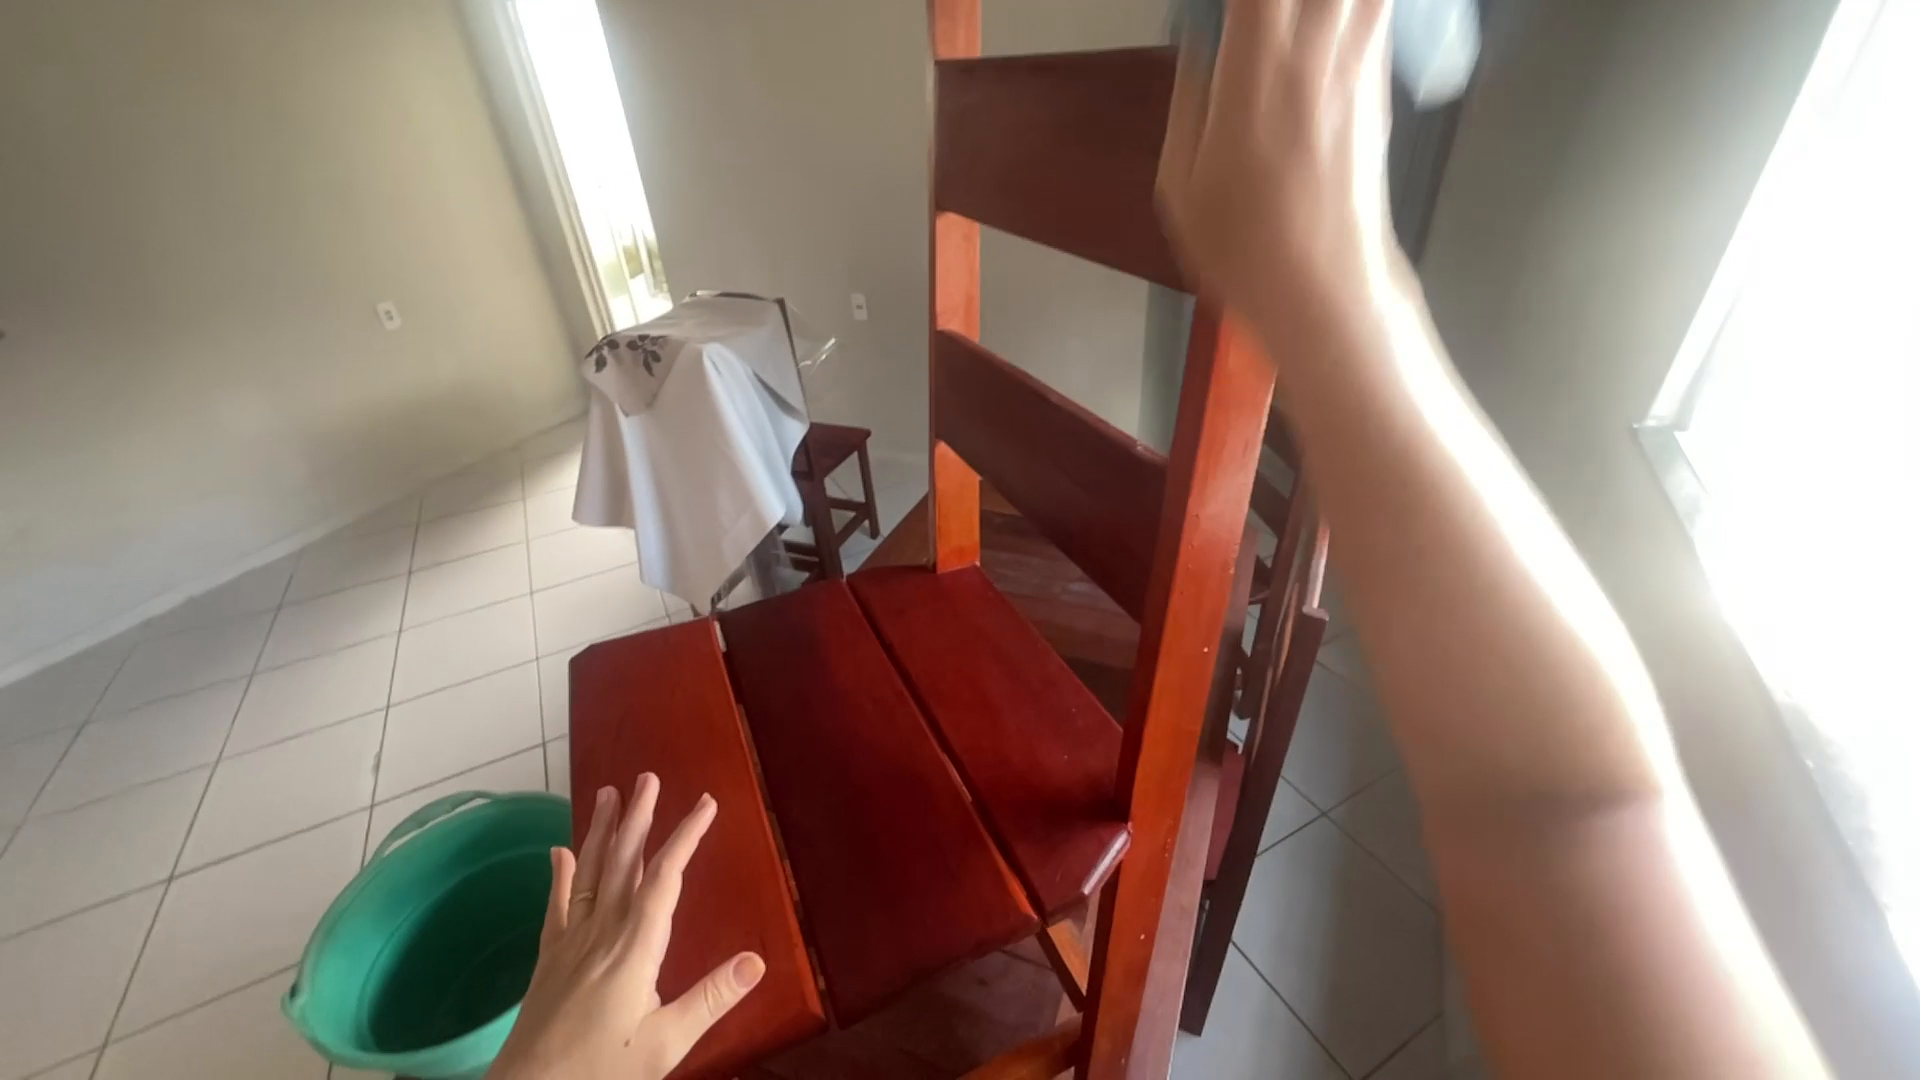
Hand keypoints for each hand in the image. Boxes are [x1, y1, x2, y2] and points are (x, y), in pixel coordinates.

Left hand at [487, 775, 763, 1079]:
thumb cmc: (599, 1074)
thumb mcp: (665, 1045)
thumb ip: (711, 999)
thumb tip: (758, 959)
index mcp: (635, 947)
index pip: (665, 877)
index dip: (686, 836)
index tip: (706, 803)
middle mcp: (602, 932)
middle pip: (623, 862)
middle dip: (639, 817)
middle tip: (648, 778)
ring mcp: (571, 943)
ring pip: (590, 873)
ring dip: (602, 830)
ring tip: (608, 793)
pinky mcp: (549, 960)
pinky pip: (556, 906)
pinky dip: (560, 875)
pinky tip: (559, 850)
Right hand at [1157, 0, 1399, 326]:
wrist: (1322, 286)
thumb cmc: (1242, 248)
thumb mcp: (1180, 185)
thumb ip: (1189, 102)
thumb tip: (1198, 49)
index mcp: (1257, 67)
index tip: (1215, 11)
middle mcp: (1318, 47)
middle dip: (1276, 1)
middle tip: (1252, 18)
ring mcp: (1360, 62)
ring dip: (1317, 6)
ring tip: (1281, 26)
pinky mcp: (1381, 85)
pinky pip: (1378, 9)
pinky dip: (1353, 10)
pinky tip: (1323, 28)